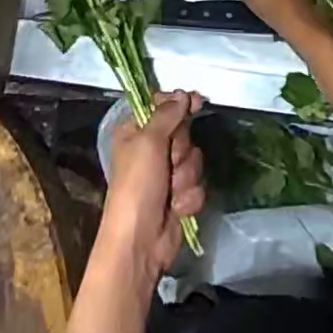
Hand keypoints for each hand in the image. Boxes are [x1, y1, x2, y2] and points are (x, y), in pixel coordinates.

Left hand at [104, 90, 205, 274]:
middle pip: (182, 132)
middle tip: (170, 160)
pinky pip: (197, 185)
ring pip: (193, 159)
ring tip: (170, 190)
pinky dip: (188, 197)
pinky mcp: (180, 195)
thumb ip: (166, 115)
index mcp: (135, 131)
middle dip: (181, 149)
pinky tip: (176, 208)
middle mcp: (151, 148)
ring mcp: (167, 172)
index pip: (160, 106)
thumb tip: (182, 93)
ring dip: (185, 176)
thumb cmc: (137, 184)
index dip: (178, 103)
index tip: (196, 101)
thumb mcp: (148, 142)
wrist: (141, 240)